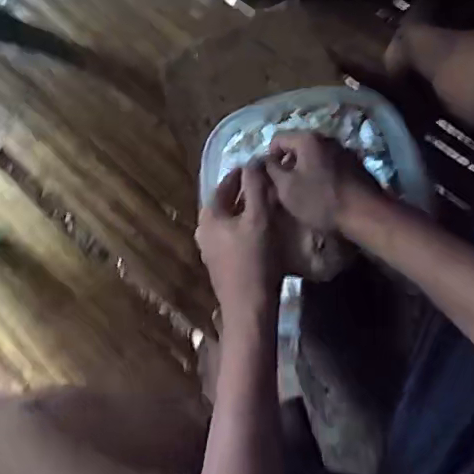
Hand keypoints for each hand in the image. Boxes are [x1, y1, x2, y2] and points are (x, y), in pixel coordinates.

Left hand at [196, 165, 281, 326]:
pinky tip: (264, 229)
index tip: (263, 167)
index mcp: (208, 215)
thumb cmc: (255, 260)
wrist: (249, 310)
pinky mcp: (220, 263)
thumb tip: (253, 162)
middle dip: (246, 191)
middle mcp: (203, 229)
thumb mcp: (259, 218)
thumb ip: (255, 187)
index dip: (245, 173)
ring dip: (247, 209)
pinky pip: (233, 234)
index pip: (226, 183)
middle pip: (227, 201)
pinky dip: (246, 226)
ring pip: (230, 218)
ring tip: (270, 204)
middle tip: (269, 184)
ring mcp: (209, 248)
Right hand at [264, 132, 371, 232]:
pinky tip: (325, 193)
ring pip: (315, 155)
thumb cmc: (321, 200)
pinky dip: (323, 173)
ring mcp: (343, 150)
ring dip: (307, 169)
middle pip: (298, 146)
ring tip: (306, 191)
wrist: (366, 215)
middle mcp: (326, 138)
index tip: (272, 177)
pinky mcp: (356, 164)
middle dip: (289, 163)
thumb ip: (272, 169)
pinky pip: (331, 164)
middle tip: (287, 185)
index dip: (270, 157)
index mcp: (307, 139)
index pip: (278, 138)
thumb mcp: (287, 188)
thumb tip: (266, 159)